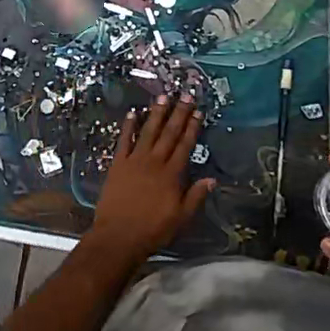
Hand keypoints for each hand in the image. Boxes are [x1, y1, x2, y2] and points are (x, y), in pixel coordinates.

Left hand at [86, 97, 215, 265]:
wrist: (119, 234)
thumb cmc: (153, 229)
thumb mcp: (181, 218)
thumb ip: (196, 196)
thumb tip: (212, 179)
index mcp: (172, 175)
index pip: (185, 145)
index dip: (192, 127)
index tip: (198, 112)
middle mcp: (154, 162)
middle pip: (168, 133)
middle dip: (178, 114)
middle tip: (184, 95)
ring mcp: (135, 160)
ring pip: (148, 132)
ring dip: (156, 114)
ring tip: (162, 97)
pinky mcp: (118, 163)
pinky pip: (124, 140)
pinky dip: (129, 126)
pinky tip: (133, 113)